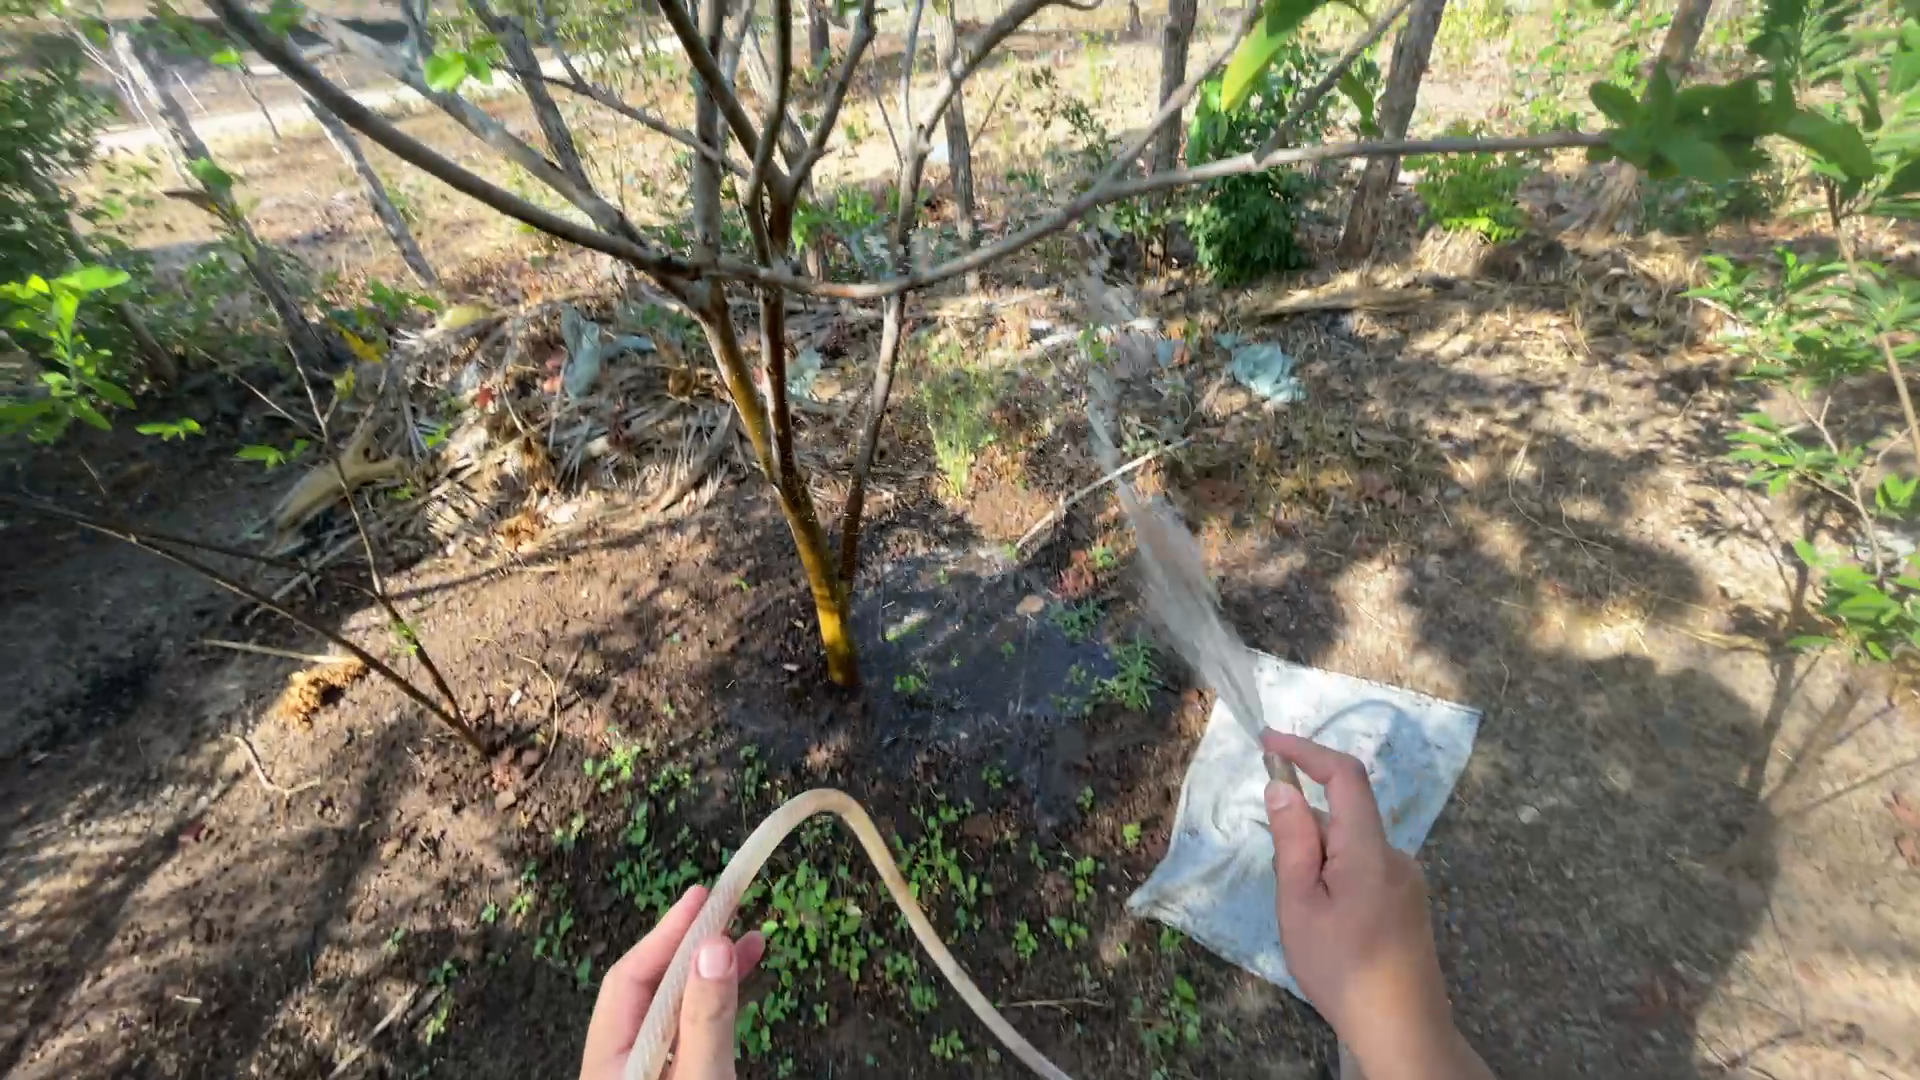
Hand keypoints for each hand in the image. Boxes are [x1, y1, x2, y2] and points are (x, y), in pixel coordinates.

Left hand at [580, 886, 765, 1079]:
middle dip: (691, 944)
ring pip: (673, 1006)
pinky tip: (744, 981)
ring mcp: (646, 1072)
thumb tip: (714, 943)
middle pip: (650, 988)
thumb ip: (704, 1016)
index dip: (666, 933)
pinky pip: (689, 1028)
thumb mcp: (700, 1077)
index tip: (704, 895)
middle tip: (729, 905)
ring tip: (753, 938)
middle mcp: (621, 1061)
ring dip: (711, 969)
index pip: (628, 979)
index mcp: (608, 1060)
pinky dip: (716, 999)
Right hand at [1262, 732, 1490, 1079]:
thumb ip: (1292, 840)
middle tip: (1285, 886)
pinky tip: (1326, 919)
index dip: (1306, 750)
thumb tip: (1281, 786)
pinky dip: (1333, 871)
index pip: (1345, 776)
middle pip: (1342, 814)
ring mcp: (1406, 878)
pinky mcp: (1407, 898)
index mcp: (1370, 852)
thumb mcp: (1299, 904)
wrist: (1405, 1037)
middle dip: (1302, 830)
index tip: (1266, 741)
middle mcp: (1396, 856)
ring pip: (1348, 842)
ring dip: (1316, 858)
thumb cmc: (1341, 970)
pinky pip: (1361, 863)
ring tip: (1307, 916)